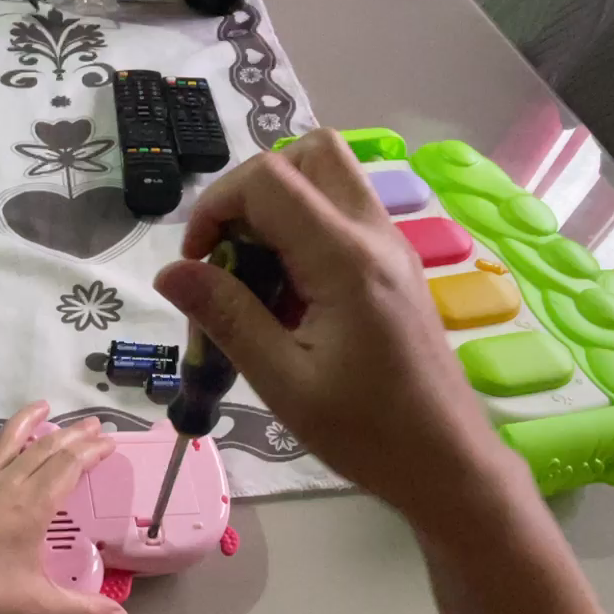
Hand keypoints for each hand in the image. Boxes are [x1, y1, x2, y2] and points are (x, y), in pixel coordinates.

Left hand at [0, 402, 129, 613]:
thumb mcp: (37, 610)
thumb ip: (83, 612)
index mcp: (30, 507)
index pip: (68, 466)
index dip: (92, 451)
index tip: (110, 441)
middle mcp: (4, 487)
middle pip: (44, 449)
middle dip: (73, 434)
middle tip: (94, 424)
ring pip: (7, 444)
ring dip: (29, 423)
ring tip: (42, 406)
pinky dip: (2, 444)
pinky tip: (0, 452)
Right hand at [152, 129, 517, 528]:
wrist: (443, 460)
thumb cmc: (363, 431)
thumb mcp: (281, 381)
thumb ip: (226, 317)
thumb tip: (170, 272)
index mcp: (345, 260)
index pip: (268, 180)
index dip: (215, 207)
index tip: (195, 266)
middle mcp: (374, 235)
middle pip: (309, 153)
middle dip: (251, 191)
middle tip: (228, 253)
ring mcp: (391, 247)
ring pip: (330, 178)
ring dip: (278, 208)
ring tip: (254, 275)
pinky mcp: (393, 267)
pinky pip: (342, 216)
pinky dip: (301, 231)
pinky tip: (287, 296)